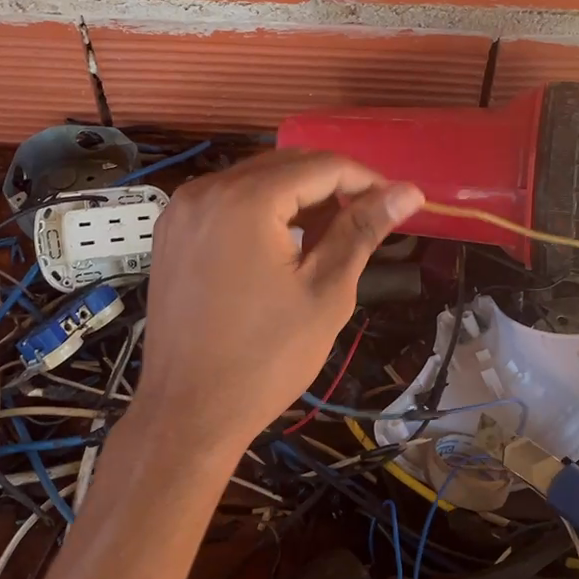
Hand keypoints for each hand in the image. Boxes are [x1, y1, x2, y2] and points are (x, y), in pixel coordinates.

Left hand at [134, 150, 423, 454]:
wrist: (188, 413)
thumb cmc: (265, 358)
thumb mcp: (326, 292)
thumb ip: (363, 230)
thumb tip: (407, 192)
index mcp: (246, 201)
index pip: (320, 166)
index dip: (365, 179)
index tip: (398, 203)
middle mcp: (207, 190)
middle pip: (285, 165)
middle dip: (332, 185)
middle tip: (369, 220)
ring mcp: (182, 210)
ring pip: (254, 180)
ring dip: (297, 196)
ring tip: (332, 234)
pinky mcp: (171, 232)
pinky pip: (226, 201)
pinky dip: (261, 209)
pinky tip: (285, 242)